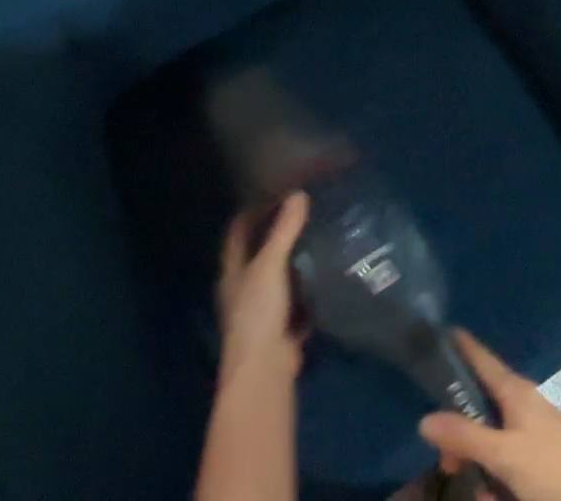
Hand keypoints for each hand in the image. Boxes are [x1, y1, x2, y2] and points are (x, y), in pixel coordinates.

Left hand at [215, 192, 310, 381]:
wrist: (265, 369)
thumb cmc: (258, 311)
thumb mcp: (270, 265)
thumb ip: (284, 230)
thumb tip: (299, 194)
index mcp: (232, 271)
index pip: (237, 232)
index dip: (250, 211)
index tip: (273, 191)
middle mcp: (243, 289)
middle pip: (258, 254)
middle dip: (277, 235)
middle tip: (303, 211)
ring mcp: (262, 311)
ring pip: (279, 278)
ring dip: (295, 261)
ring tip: (319, 237)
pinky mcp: (282, 329)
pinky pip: (298, 303)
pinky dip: (310, 291)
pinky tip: (328, 277)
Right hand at [420, 331, 560, 500]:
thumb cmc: (556, 471)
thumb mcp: (505, 454)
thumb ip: (465, 437)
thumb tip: (424, 419)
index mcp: (516, 392)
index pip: (482, 359)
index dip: (460, 345)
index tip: (438, 331)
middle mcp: (521, 407)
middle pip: (477, 408)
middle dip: (459, 437)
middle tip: (447, 464)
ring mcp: (530, 435)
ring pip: (488, 443)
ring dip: (478, 468)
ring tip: (482, 495)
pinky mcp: (538, 463)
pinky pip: (504, 466)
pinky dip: (496, 484)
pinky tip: (497, 500)